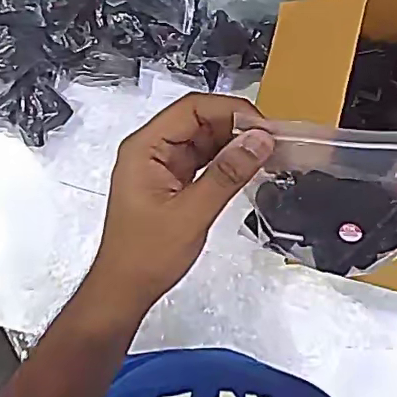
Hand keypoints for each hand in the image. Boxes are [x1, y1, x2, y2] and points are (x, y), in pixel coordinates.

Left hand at [86, 94, 274, 310]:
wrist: (126, 288)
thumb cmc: (146, 255)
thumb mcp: (192, 213)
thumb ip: (227, 174)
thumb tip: (258, 141)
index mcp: (145, 148)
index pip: (191, 109)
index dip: (229, 110)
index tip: (262, 125)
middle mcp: (152, 150)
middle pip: (199, 120)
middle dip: (235, 126)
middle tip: (270, 141)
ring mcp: (162, 165)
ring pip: (204, 139)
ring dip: (234, 144)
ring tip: (265, 153)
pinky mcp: (173, 181)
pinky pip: (204, 160)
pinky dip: (226, 161)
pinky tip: (247, 167)